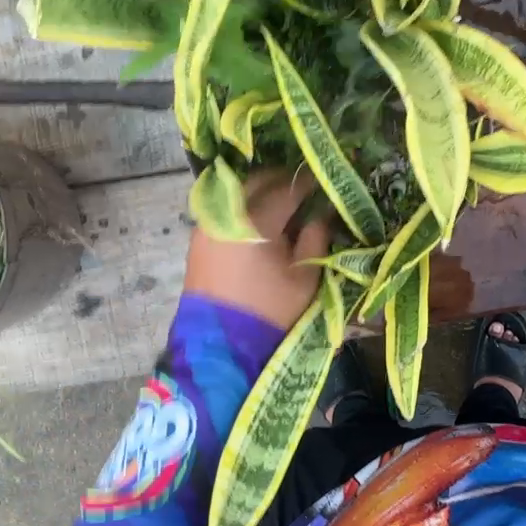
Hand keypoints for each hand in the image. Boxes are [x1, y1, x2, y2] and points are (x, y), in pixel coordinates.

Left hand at [184, 169, 331, 329]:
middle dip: (281, 180)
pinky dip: (245, 207)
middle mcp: (226, 213)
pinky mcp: (200, 239)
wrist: (220, 345)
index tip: (325, 183)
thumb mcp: (305, 276)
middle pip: (257, 182)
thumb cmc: (270, 311)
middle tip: (304, 186)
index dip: (308, 184)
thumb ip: (316, 236)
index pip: (287, 190)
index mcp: (255, 220)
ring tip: (284, 202)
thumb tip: (321, 213)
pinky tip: (261, 219)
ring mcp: (208, 224)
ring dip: (261, 191)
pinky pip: (226, 210)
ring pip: (238, 193)